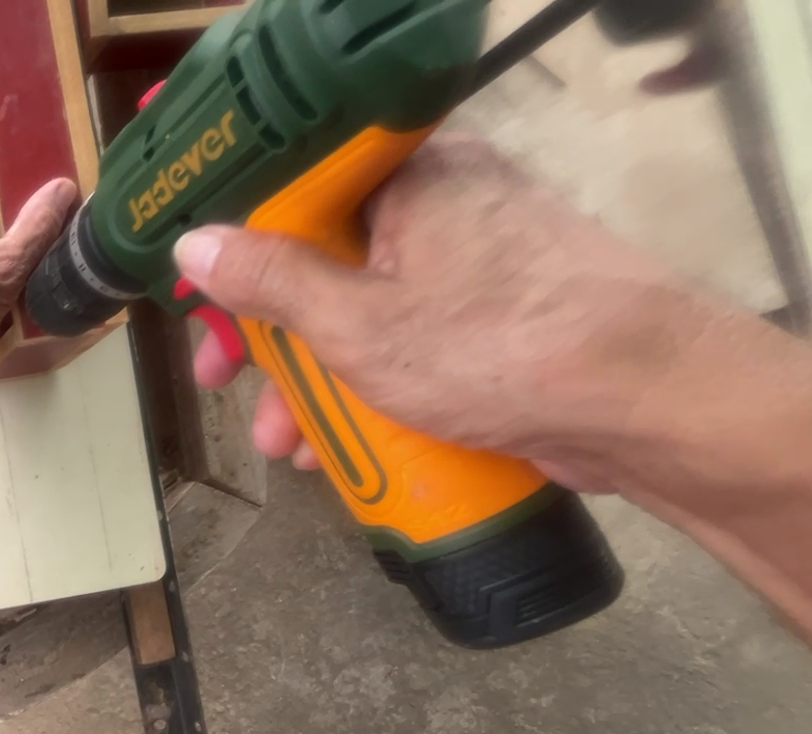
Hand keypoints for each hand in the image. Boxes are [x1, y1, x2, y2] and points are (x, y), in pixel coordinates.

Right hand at [173, 136, 711, 492]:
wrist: (647, 409)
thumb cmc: (494, 350)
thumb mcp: (355, 322)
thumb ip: (270, 281)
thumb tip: (193, 242)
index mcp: (409, 183)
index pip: (294, 196)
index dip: (236, 252)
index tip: (201, 302)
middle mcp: (435, 211)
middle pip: (315, 266)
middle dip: (267, 342)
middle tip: (222, 382)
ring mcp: (461, 268)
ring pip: (349, 316)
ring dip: (305, 383)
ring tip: (285, 443)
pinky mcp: (479, 318)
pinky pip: (392, 343)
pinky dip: (356, 388)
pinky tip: (332, 440)